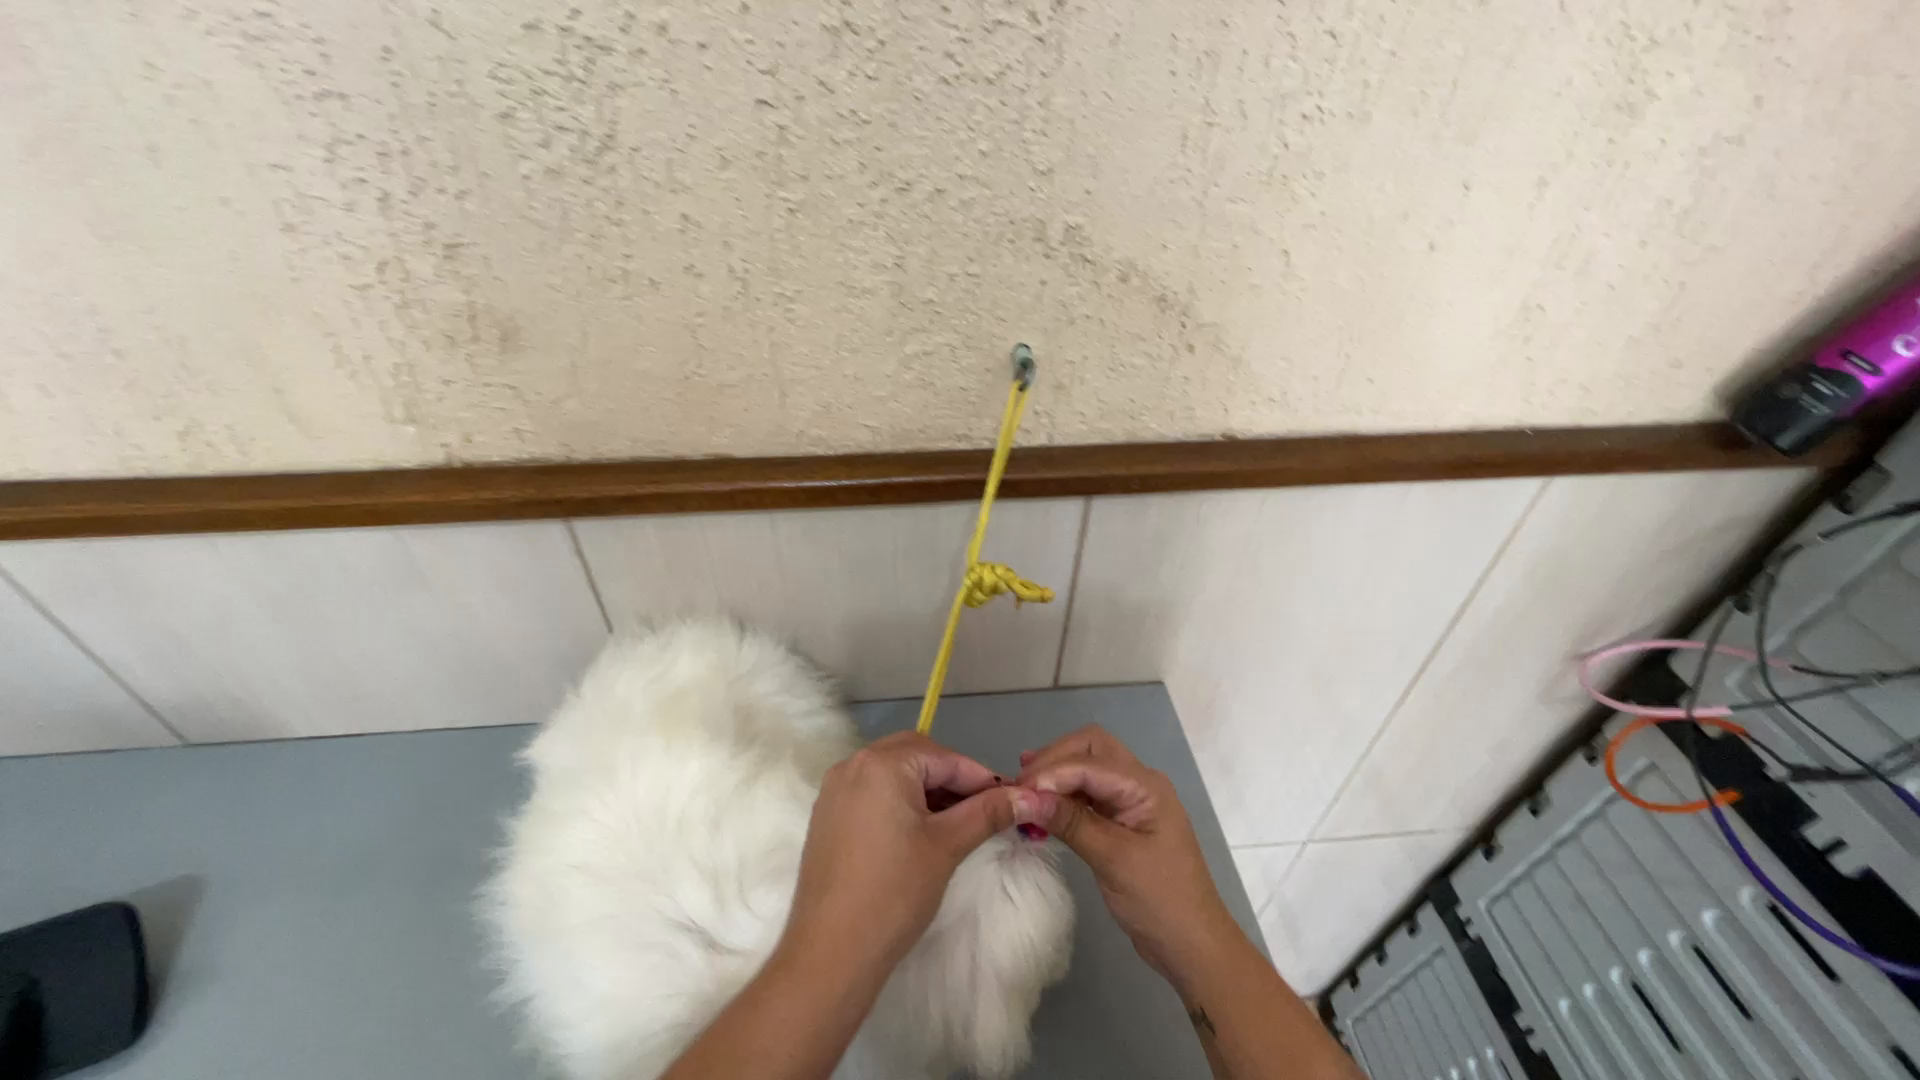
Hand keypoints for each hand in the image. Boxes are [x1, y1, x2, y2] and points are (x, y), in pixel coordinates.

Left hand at [785, 732, 1043, 967]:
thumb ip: (989, 812)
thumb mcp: (948, 846)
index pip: (945, 758)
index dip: (982, 779)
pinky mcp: (827, 816)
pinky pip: (872, 792)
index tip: (1012, 802)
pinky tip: (920, 832)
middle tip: (982, 810)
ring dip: (927, 789)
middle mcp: (853, 764)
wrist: (831, 951)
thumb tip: (1033, 796)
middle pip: (916, 755)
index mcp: (881, 763)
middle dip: (952, 778)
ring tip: (956, 824)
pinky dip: (900, 801)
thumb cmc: (894, 892)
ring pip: (893, 773)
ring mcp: (835, 790)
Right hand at [1015, 725, 1236, 989]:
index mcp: (1145, 786)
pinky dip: (1064, 795)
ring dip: (1057, 775)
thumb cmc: (1159, 901)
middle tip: (1019, 785)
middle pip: (1091, 749)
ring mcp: (1132, 801)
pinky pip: (1089, 793)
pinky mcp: (1123, 820)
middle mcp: (1140, 783)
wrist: (1193, 945)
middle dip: (1054, 760)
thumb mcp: (1112, 859)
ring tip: (1023, 792)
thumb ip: (1070, 822)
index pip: (1090, 761)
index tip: (1016, 792)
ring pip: (1088, 767)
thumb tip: (1025, 797)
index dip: (1051, 771)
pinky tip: (1043, 808)